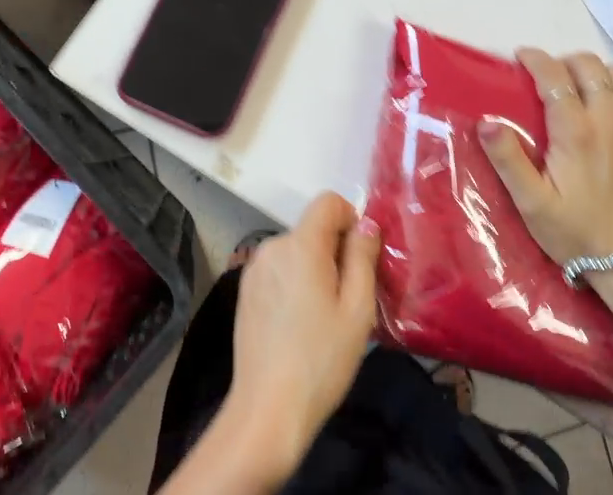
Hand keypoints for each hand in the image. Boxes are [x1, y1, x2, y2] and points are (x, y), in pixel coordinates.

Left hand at [222, 193, 380, 474]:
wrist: (268, 409)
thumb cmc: (321, 359)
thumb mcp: (357, 309)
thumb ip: (363, 257)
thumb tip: (366, 223)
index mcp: (300, 245)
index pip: (328, 202)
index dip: (351, 220)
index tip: (362, 259)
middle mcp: (271, 247)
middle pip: (313, 229)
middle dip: (335, 251)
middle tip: (349, 299)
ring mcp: (254, 270)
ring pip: (297, 251)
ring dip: (316, 269)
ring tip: (326, 317)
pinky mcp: (245, 292)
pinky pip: (280, 270)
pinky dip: (296, 283)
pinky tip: (301, 324)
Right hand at [479, 50, 612, 326]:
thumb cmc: (578, 235)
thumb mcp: (532, 204)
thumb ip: (508, 160)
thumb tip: (486, 122)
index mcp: (575, 130)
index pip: (553, 76)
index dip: (535, 59)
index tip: (521, 57)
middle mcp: (611, 119)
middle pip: (589, 67)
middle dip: (564, 62)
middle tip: (548, 76)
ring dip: (597, 72)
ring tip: (581, 84)